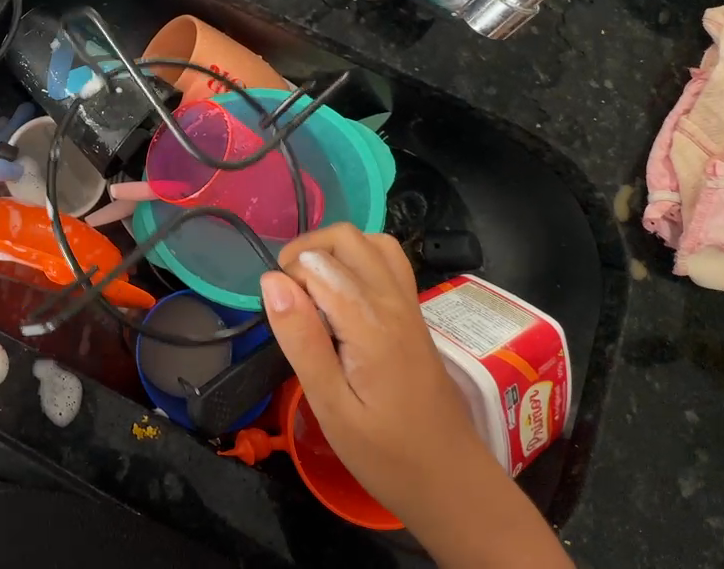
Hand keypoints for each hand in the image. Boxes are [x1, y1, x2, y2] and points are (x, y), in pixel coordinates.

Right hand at [259, 225, 485, 523]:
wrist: (453, 484)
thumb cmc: (386, 454)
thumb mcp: (331, 407)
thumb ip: (301, 339)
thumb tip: (270, 280)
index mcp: (371, 325)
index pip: (316, 265)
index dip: (287, 282)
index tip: (282, 322)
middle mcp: (394, 303)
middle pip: (345, 238)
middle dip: (304, 254)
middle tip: (288, 298)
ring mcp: (409, 306)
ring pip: (369, 241)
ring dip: (332, 251)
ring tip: (311, 289)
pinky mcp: (414, 315)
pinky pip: (386, 262)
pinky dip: (356, 261)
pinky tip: (340, 296)